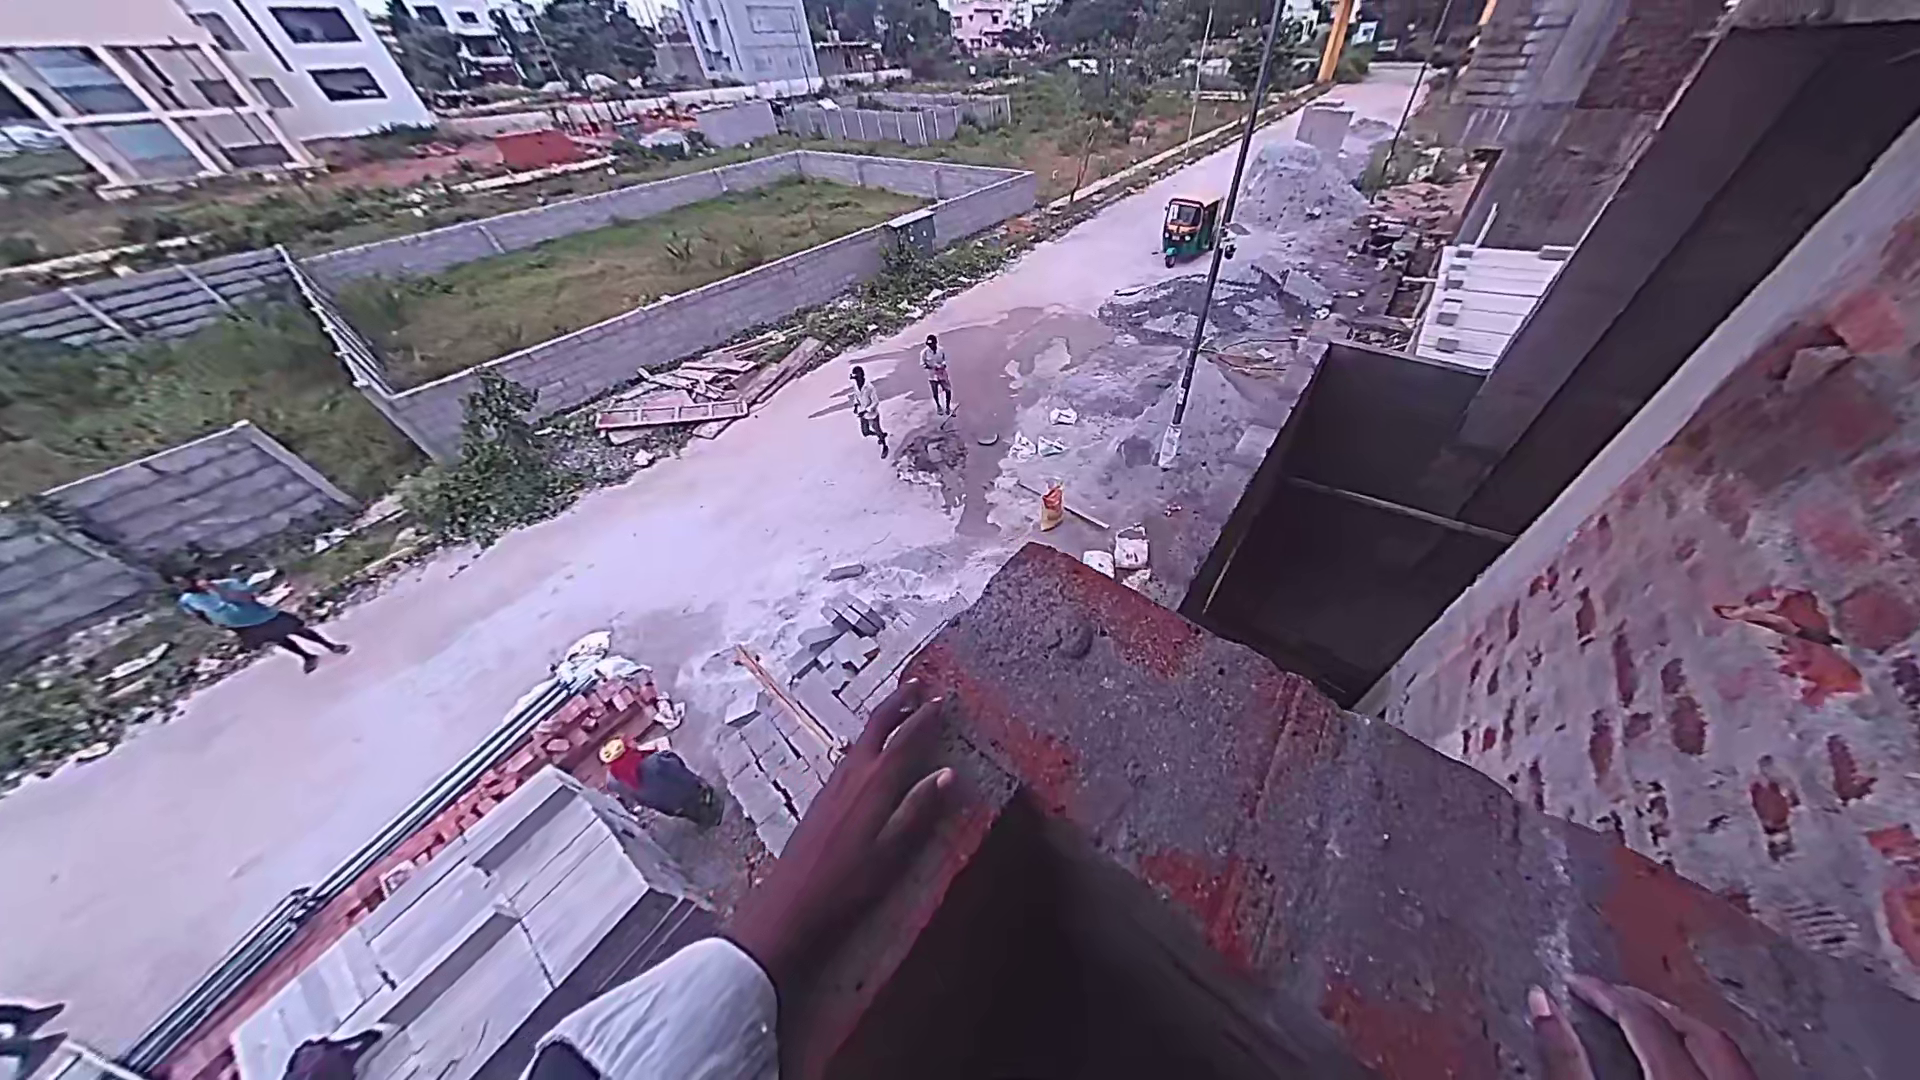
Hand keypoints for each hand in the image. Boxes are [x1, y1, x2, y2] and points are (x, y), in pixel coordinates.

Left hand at [726, 679, 952, 992]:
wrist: (790, 902)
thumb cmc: (847, 883)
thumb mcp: (891, 852)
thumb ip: (918, 809)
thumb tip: (948, 774)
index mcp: (875, 783)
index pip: (905, 738)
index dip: (924, 717)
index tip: (940, 700)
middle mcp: (854, 772)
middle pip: (878, 724)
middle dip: (898, 700)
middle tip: (915, 683)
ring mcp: (836, 781)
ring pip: (864, 736)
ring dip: (884, 716)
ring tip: (900, 706)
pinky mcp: (825, 793)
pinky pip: (853, 751)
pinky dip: (870, 737)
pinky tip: (873, 748)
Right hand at [1530, 975, 1756, 1079]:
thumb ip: (1564, 1058)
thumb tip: (1540, 999)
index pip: (1642, 1019)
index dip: (1603, 994)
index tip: (1574, 984)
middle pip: (1700, 1032)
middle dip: (1650, 1004)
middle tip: (1610, 994)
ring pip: (1732, 1057)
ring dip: (1686, 1029)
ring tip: (1648, 1022)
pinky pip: (1743, 1076)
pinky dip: (1712, 1059)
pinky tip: (1688, 1061)